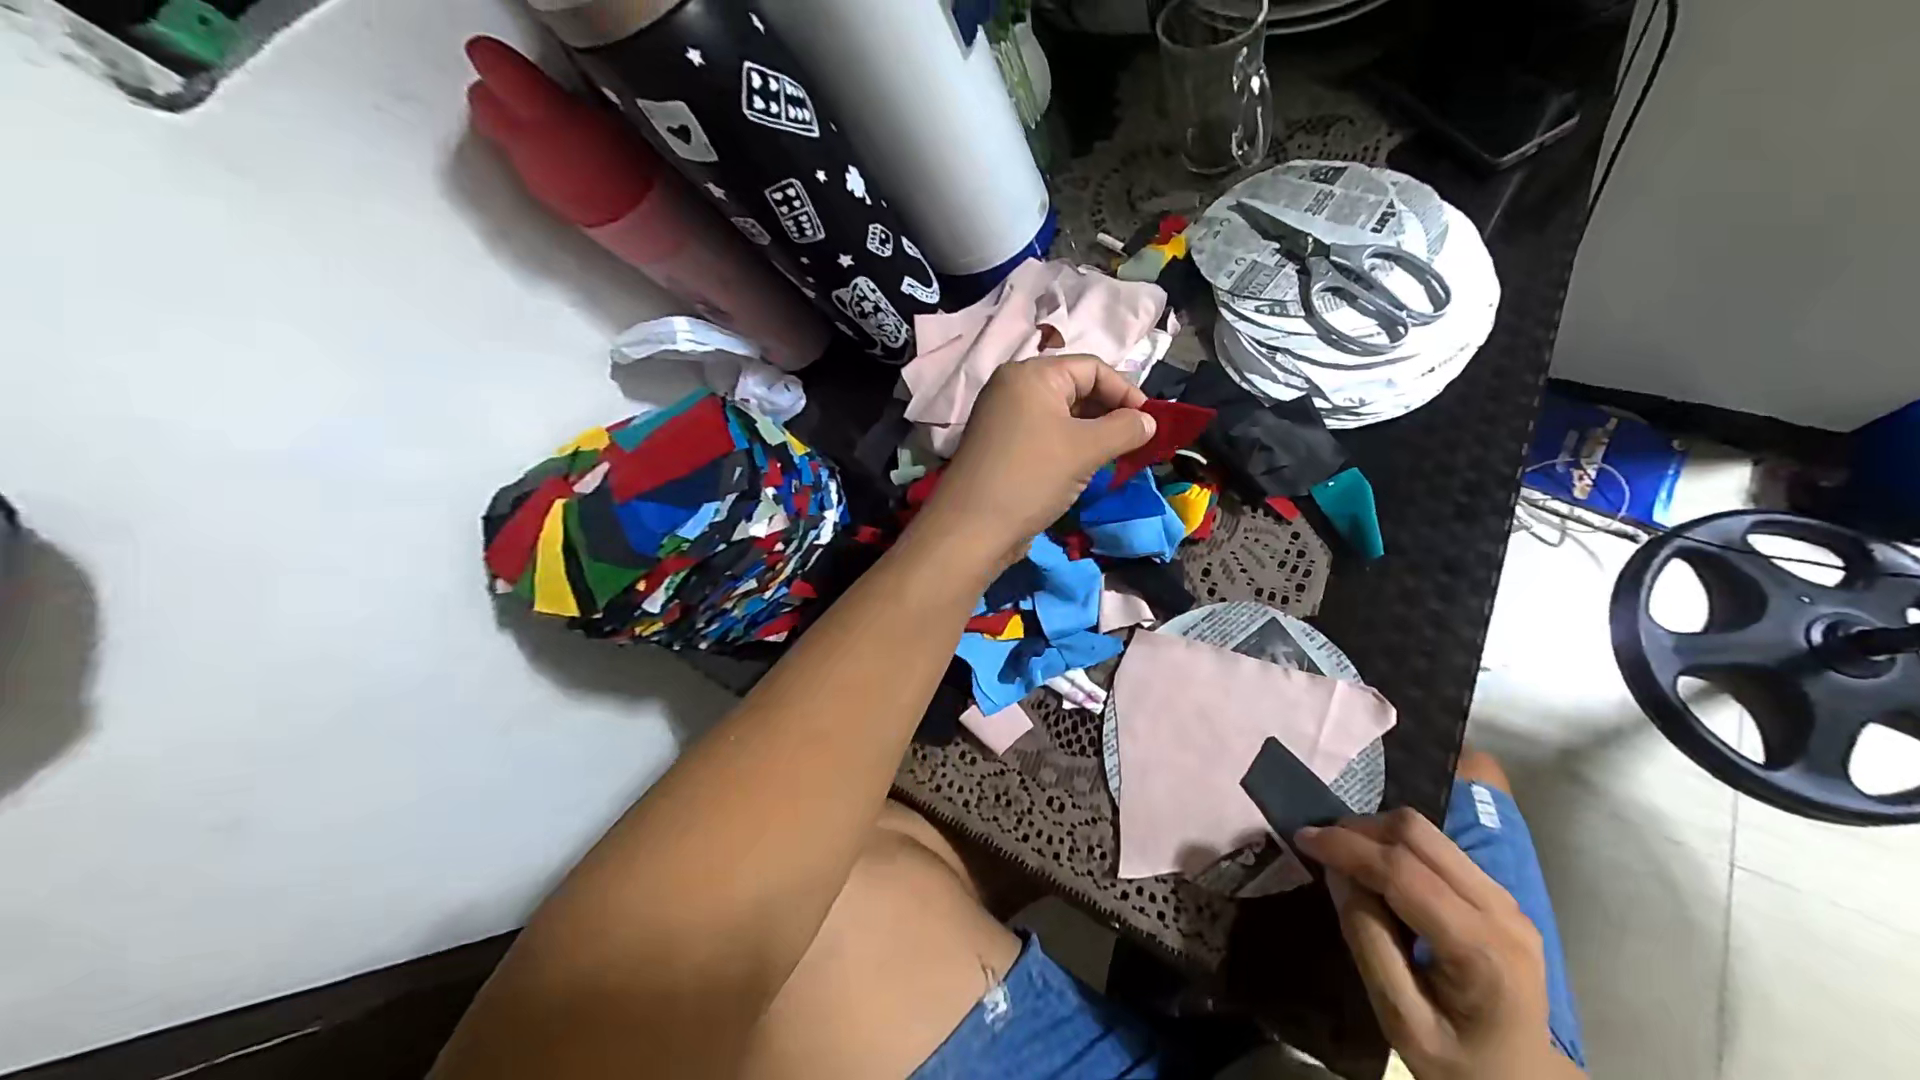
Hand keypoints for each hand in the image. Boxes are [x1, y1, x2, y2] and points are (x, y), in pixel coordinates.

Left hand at [914, 354, 1154, 571]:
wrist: (972, 529)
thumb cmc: (1031, 477)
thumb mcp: (1086, 449)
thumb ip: (1125, 429)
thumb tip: (1149, 422)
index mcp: (1031, 374)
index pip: (1092, 368)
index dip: (1126, 391)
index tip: (1150, 423)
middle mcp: (1013, 388)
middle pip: (1076, 388)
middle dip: (1110, 413)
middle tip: (1136, 442)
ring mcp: (1003, 418)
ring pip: (1061, 416)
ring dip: (1092, 433)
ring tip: (1116, 457)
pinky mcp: (1001, 447)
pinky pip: (1045, 436)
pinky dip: (1069, 447)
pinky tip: (1085, 469)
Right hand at [1294, 810, 1583, 1079]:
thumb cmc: (1458, 1063)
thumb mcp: (1400, 1019)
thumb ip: (1366, 941)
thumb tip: (1336, 873)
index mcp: (1479, 949)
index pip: (1402, 870)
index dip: (1345, 846)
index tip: (1301, 838)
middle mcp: (1501, 912)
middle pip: (1418, 834)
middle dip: (1359, 830)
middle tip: (1322, 847)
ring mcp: (1507, 901)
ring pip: (1428, 832)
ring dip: (1377, 833)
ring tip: (1346, 857)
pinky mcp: (1501, 897)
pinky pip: (1439, 848)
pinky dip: (1398, 846)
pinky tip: (1379, 870)